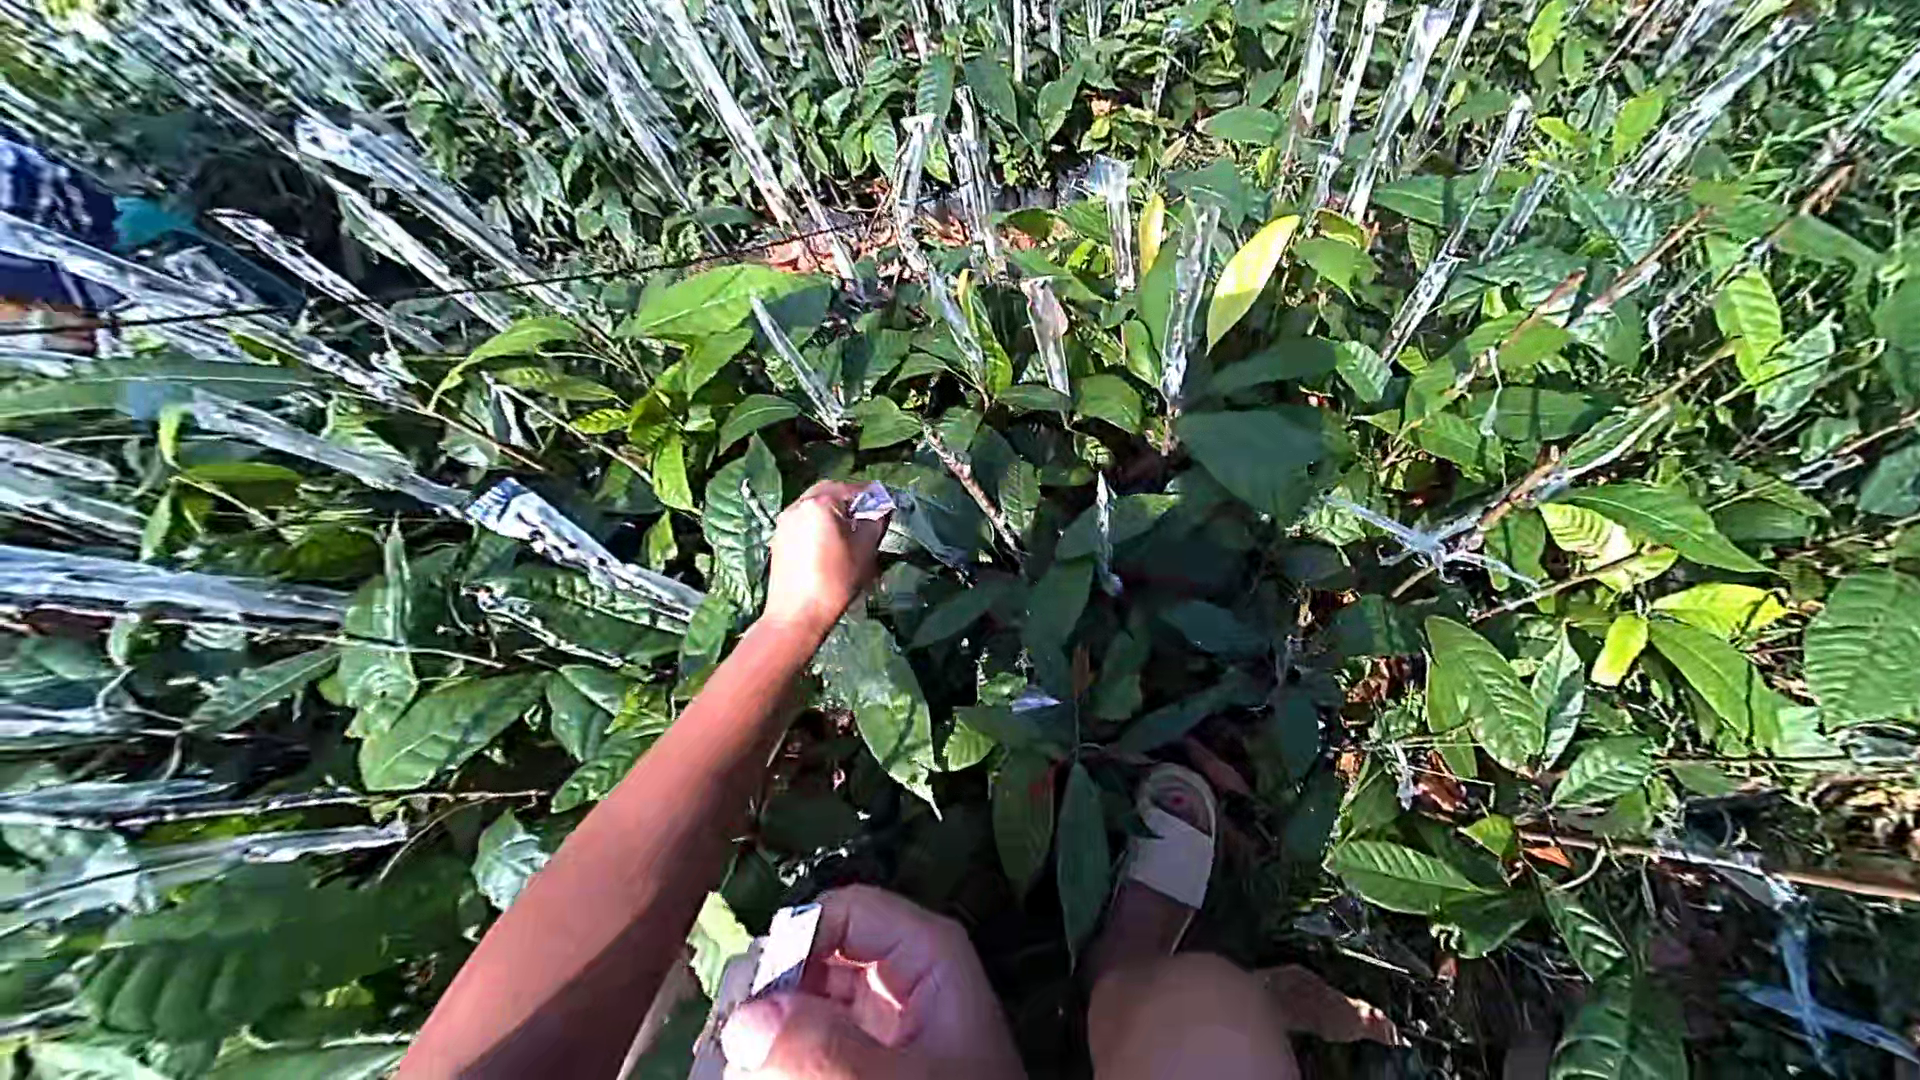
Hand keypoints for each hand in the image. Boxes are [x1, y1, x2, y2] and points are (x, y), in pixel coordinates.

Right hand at [720, 886, 1025, 1079]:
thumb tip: (747, 1018)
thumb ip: (827, 1053)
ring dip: (763, 1033)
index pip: (846, 911)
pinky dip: (777, 1059)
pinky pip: (808, 1044)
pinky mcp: (863, 1058)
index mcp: (924, 951)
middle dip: (769, 995)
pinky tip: (747, 1074)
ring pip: (805, 1002)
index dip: (795, 941)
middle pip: (817, 955)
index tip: (749, 999)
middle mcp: (898, 972)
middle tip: (723, 1041)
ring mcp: (878, 1018)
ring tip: (725, 1066)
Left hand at [760, 481, 887, 639]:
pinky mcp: (779, 538)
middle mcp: (798, 505)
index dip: (873, 495)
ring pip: (814, 504)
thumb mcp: (865, 550)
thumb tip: (881, 508)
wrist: (796, 615)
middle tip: (869, 514)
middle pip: (829, 491)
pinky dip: (819, 522)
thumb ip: (875, 522)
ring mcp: (785, 521)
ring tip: (850, 529)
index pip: (853, 488)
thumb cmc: (835, 581)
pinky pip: (803, 520)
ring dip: (833, 509)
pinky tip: (830, 541)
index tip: (887, 504)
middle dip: (850, 499)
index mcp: (820, 503)